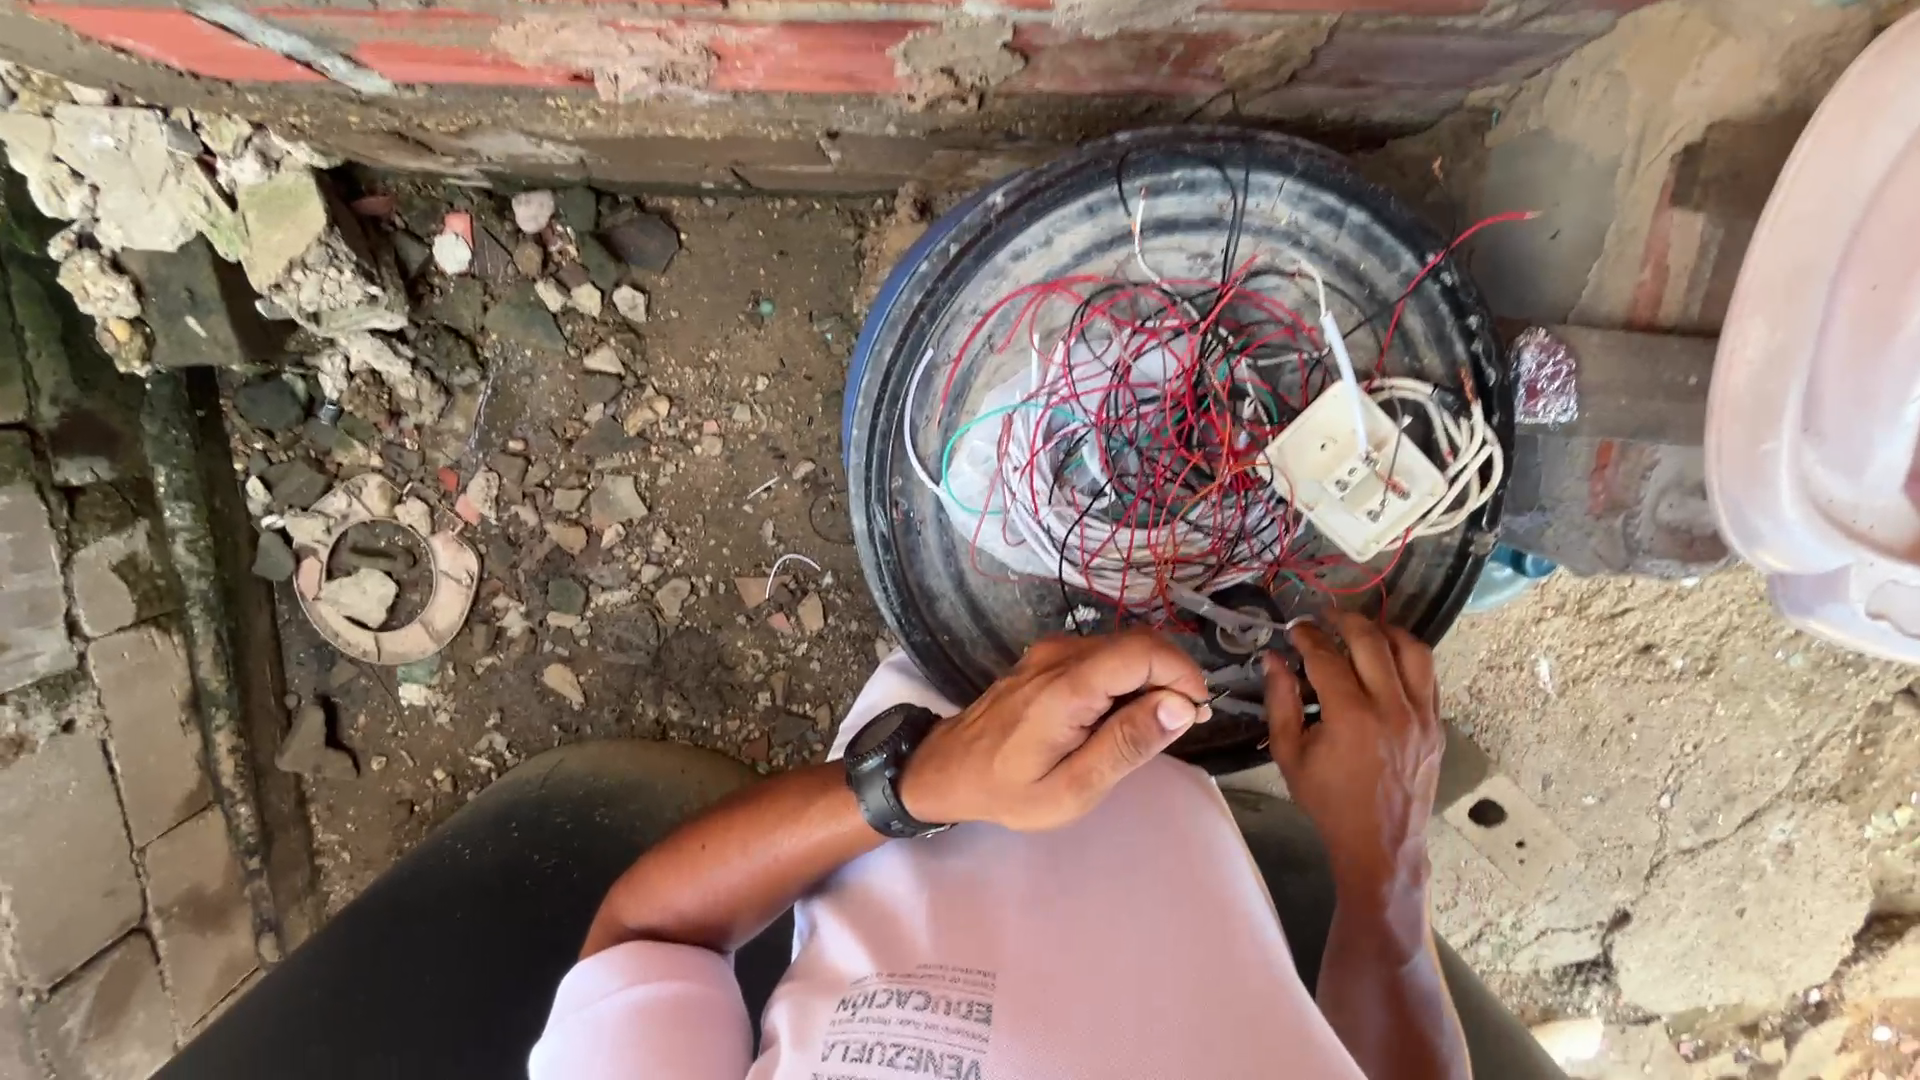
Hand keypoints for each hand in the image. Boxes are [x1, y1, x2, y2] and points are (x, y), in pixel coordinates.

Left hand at [899, 631, 1210, 831]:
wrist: (948, 768)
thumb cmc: (1009, 789)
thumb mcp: (1072, 788)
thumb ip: (1126, 745)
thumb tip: (1180, 706)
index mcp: (1066, 686)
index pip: (1142, 651)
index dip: (1182, 673)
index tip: (1195, 714)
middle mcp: (1059, 655)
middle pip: (1137, 643)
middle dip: (1171, 678)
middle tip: (1177, 726)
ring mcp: (1050, 651)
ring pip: (1122, 647)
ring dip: (1149, 678)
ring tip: (1147, 728)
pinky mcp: (1047, 656)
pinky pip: (1101, 654)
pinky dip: (1125, 677)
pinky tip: (1117, 716)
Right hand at [1265, 611, 1441, 899]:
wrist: (1380, 843)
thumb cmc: (1327, 800)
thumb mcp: (1288, 753)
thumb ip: (1280, 701)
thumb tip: (1273, 658)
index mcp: (1350, 717)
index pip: (1326, 657)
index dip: (1306, 636)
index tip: (1293, 628)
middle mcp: (1391, 709)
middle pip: (1371, 641)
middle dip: (1343, 621)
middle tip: (1323, 618)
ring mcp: (1422, 716)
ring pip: (1411, 650)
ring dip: (1382, 631)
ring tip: (1360, 629)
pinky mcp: (1437, 725)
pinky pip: (1427, 675)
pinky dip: (1406, 656)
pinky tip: (1385, 657)